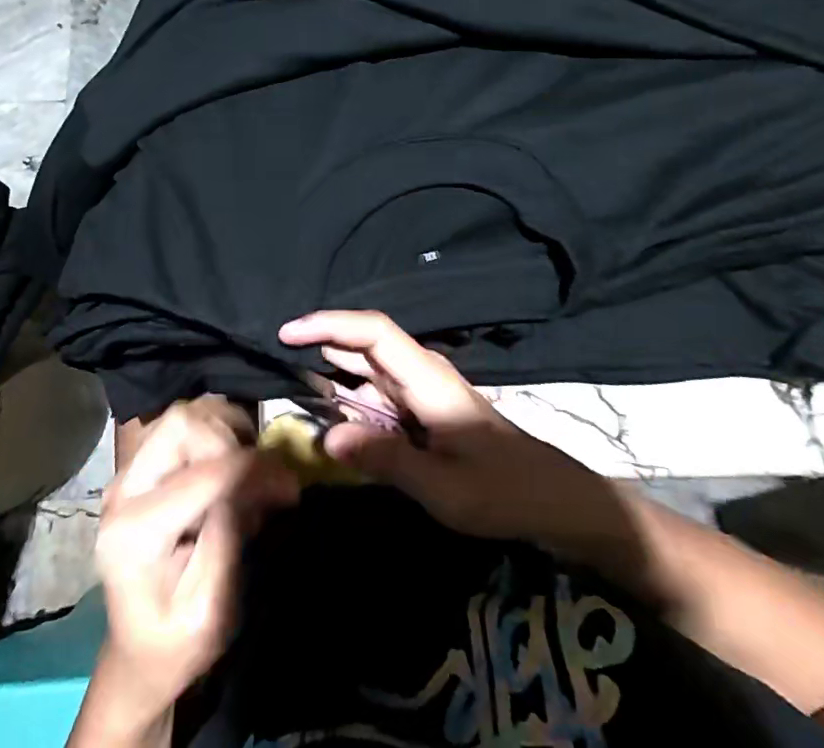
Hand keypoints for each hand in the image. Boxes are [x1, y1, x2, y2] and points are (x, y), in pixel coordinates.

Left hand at [81, 399, 298, 742]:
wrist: (140, 652)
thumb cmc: (178, 642)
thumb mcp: (212, 609)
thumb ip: (229, 539)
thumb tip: (259, 482)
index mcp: (135, 533)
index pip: (208, 473)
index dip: (259, 471)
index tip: (291, 489)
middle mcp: (122, 491)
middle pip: (184, 423)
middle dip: (235, 440)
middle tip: (261, 475)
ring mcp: (127, 475)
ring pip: (185, 415)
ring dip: (227, 432)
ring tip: (247, 470)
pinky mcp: (141, 468)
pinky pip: (184, 426)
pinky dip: (217, 432)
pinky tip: (231, 466)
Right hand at [278, 310, 618, 548]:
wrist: (549, 498)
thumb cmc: (502, 491)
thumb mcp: (443, 486)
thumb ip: (386, 460)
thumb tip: (326, 438)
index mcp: (429, 381)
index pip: (374, 332)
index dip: (330, 324)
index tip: (287, 333)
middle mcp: (424, 377)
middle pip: (367, 344)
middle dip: (321, 343)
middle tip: (274, 359)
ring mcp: (425, 394)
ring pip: (370, 370)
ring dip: (333, 371)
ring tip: (290, 381)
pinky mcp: (425, 413)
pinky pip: (379, 396)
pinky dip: (350, 398)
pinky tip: (330, 415)